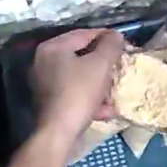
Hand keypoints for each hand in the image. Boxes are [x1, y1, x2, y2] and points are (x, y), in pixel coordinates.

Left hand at [30, 28, 125, 146]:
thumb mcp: (101, 65)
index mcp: (53, 47)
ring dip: (98, 83)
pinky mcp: (49, 103)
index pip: (83, 34)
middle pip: (79, 56)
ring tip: (114, 87)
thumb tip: (115, 35)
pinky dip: (89, 99)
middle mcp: (44, 62)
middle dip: (102, 62)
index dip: (105, 36)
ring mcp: (44, 84)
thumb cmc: (79, 93)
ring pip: (77, 77)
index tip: (123, 41)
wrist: (59, 132)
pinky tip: (106, 109)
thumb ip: (110, 46)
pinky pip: (73, 94)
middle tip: (119, 64)